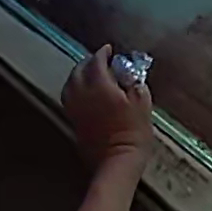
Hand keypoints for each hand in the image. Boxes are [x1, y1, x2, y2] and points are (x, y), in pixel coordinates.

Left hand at [61, 45, 152, 172]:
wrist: (117, 161)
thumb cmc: (133, 130)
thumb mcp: (142, 102)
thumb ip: (135, 83)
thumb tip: (130, 75)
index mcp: (99, 86)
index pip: (96, 63)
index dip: (102, 53)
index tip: (109, 49)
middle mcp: (82, 95)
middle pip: (78, 72)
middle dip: (87, 62)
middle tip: (99, 59)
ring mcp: (75, 109)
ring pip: (69, 85)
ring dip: (78, 75)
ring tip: (88, 73)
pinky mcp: (74, 122)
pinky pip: (69, 98)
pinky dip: (74, 89)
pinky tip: (84, 92)